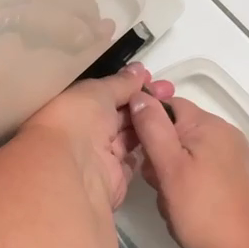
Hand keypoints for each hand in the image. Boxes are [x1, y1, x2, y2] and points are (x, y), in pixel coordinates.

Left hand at [22, 62, 174, 212]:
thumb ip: (120, 83)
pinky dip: (149, 147)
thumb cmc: (78, 120)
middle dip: (144, 101)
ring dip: (149, 122)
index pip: (104, 93)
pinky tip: (167, 132)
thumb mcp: (98, 91)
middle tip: (170, 89)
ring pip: (129, 134)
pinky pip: (135, 158)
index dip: (127, 85)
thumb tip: (138, 70)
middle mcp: (85, 130)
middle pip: (119, 113)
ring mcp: (101, 155)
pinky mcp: (116, 177)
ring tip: (174, 107)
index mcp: (74, 107)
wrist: (74, 170)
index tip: (151, 77)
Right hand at [128, 92, 248, 247]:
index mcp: (209, 124)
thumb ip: (152, 128)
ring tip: (170, 199)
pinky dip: (187, 181)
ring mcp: (233, 156)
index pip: (168, 105)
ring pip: (187, 151)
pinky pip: (201, 167)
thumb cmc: (201, 211)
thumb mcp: (169, 167)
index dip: (147, 123)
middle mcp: (225, 133)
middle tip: (156, 182)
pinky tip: (184, 204)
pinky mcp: (236, 177)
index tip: (137, 151)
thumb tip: (139, 93)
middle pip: (177, 129)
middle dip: (159, 153)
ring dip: (171, 171)